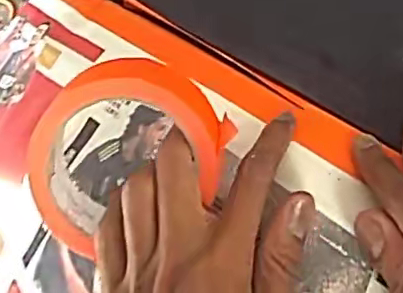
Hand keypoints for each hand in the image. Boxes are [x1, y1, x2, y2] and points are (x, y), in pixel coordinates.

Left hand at [96, 112, 314, 292]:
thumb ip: (280, 262)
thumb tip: (296, 211)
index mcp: (220, 261)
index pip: (252, 180)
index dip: (270, 143)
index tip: (279, 126)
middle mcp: (176, 253)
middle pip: (176, 160)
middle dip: (194, 139)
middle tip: (210, 143)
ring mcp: (138, 268)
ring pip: (136, 185)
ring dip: (155, 173)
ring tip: (174, 177)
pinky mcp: (110, 288)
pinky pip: (107, 225)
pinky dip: (120, 208)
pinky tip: (135, 213)